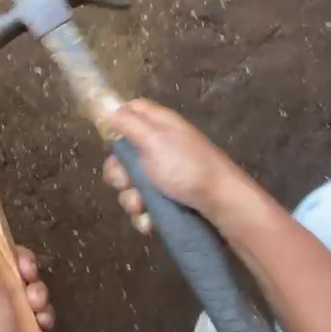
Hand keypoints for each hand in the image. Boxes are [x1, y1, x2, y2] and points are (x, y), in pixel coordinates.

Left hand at [0, 221, 51, 331]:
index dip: (0, 245)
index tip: (12, 254)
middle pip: (10, 264)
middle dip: (26, 270)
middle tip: (28, 280)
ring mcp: (2, 312)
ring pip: (27, 287)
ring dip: (38, 294)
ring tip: (37, 311)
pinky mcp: (20, 331)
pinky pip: (37, 312)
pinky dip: (43, 316)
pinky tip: (43, 326)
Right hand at [102, 99, 247, 230]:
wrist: (222, 205)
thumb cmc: (186, 167)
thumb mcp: (154, 140)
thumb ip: (128, 124)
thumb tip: (108, 109)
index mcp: (158, 125)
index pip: (132, 111)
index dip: (117, 122)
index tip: (108, 139)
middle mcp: (159, 147)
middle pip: (124, 153)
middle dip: (119, 173)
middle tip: (126, 183)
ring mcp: (164, 175)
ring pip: (131, 184)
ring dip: (130, 198)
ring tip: (141, 207)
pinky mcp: (168, 199)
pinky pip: (144, 204)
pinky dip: (143, 214)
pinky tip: (149, 222)